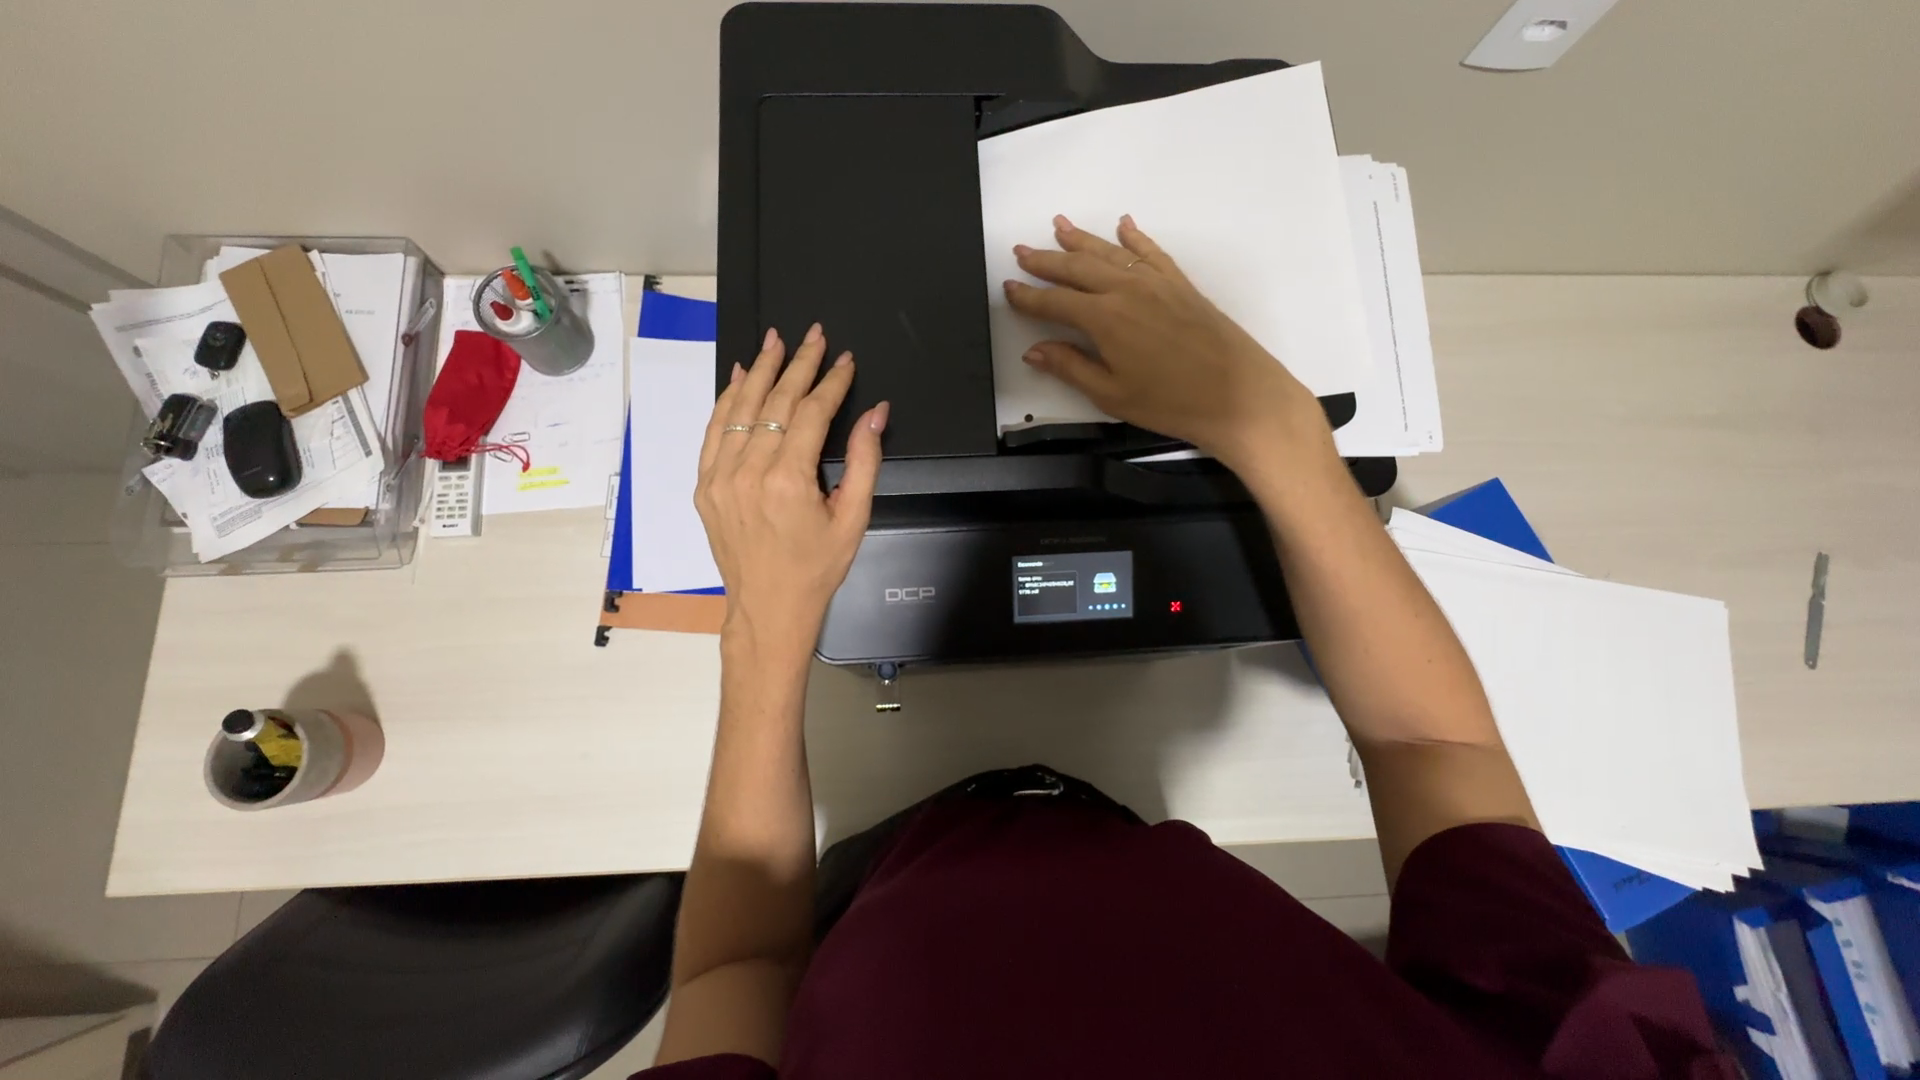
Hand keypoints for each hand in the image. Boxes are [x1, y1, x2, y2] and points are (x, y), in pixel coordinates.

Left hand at [695, 323, 887, 656]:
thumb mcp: (853, 519)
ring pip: (740, 410)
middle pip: (775, 403)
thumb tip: (875, 414)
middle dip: (797, 365)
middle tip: (813, 335)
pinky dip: (727, 401)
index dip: (830, 382)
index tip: (844, 360)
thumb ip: (864, 462)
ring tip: (775, 341)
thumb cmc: (816, 568)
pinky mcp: (705, 487)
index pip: (810, 413)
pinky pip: (714, 432)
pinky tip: (739, 377)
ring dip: (759, 371)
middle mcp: (748, 474)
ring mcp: (720, 479)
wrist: (768, 608)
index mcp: (788, 482)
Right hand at [1004, 215, 1327, 470]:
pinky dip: (1134, 237)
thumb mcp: (1111, 394)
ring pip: (1110, 252)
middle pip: (1078, 268)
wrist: (1237, 396)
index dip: (1028, 297)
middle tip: (1021, 250)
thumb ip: (1070, 367)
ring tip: (1059, 225)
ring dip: (1082, 239)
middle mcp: (1127, 290)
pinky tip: (1123, 225)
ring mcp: (1156, 283)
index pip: (1055, 302)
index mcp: (1104, 319)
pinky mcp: (1181, 285)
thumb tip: (1035, 350)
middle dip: (1046, 260)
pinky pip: (1151, 252)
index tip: (1008, 288)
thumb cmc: (1171, 402)